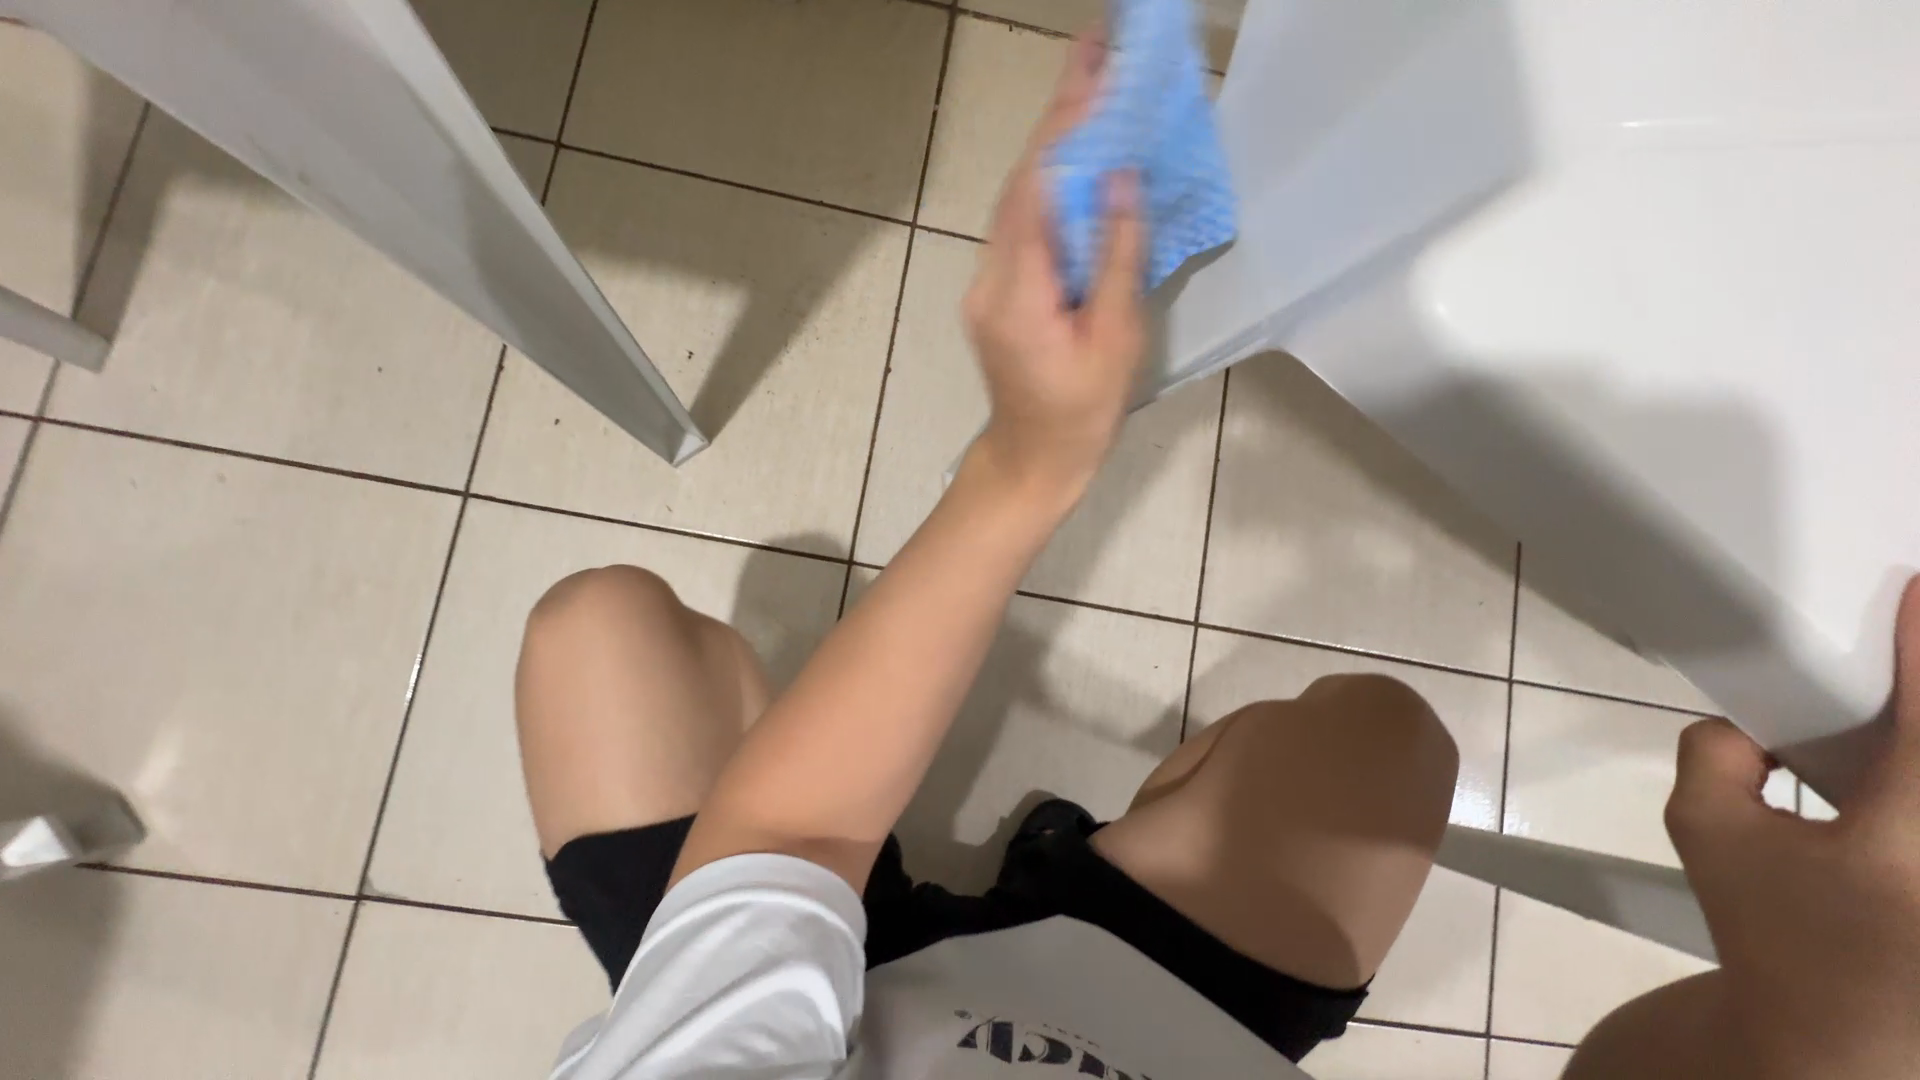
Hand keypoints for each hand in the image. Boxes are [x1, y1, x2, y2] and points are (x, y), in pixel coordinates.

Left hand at [963, 31, 1146, 497]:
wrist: (1033, 459)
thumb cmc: (1080, 414)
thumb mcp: (1114, 341)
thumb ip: (1114, 259)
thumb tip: (1119, 181)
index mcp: (1016, 293)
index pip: (1037, 190)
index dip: (1065, 125)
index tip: (1094, 66)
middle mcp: (988, 280)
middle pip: (1022, 186)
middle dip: (1059, 119)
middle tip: (1096, 56)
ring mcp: (985, 287)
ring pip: (1020, 204)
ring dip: (1055, 150)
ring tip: (1092, 92)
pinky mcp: (994, 295)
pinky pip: (1023, 229)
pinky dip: (1051, 191)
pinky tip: (1079, 164)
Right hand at [1663, 575, 1919, 1079]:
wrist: (1838, 1032)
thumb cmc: (1771, 929)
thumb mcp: (1704, 832)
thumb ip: (1714, 754)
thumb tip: (1757, 721)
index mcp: (1910, 842)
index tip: (1918, 588)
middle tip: (1911, 633)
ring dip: (1910, 732)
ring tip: (1887, 707)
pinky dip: (1905, 767)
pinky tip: (1881, 770)